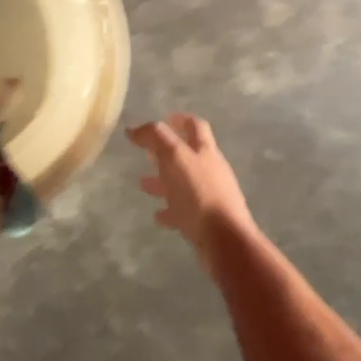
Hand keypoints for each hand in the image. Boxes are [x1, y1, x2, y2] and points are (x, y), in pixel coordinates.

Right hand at [127, 112, 254, 252]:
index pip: (195, 126)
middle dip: (167, 153)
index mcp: (205, 151)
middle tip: (146, 154)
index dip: (180, 119)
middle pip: (188, 155)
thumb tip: (135, 128)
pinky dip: (171, 209)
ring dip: (164, 181)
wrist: (225, 241)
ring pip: (185, 183)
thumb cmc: (199, 194)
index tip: (163, 119)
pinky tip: (158, 215)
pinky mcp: (208, 221)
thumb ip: (156, 138)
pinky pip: (186, 211)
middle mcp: (211, 170)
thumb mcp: (174, 158)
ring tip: (143, 184)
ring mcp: (212, 196)